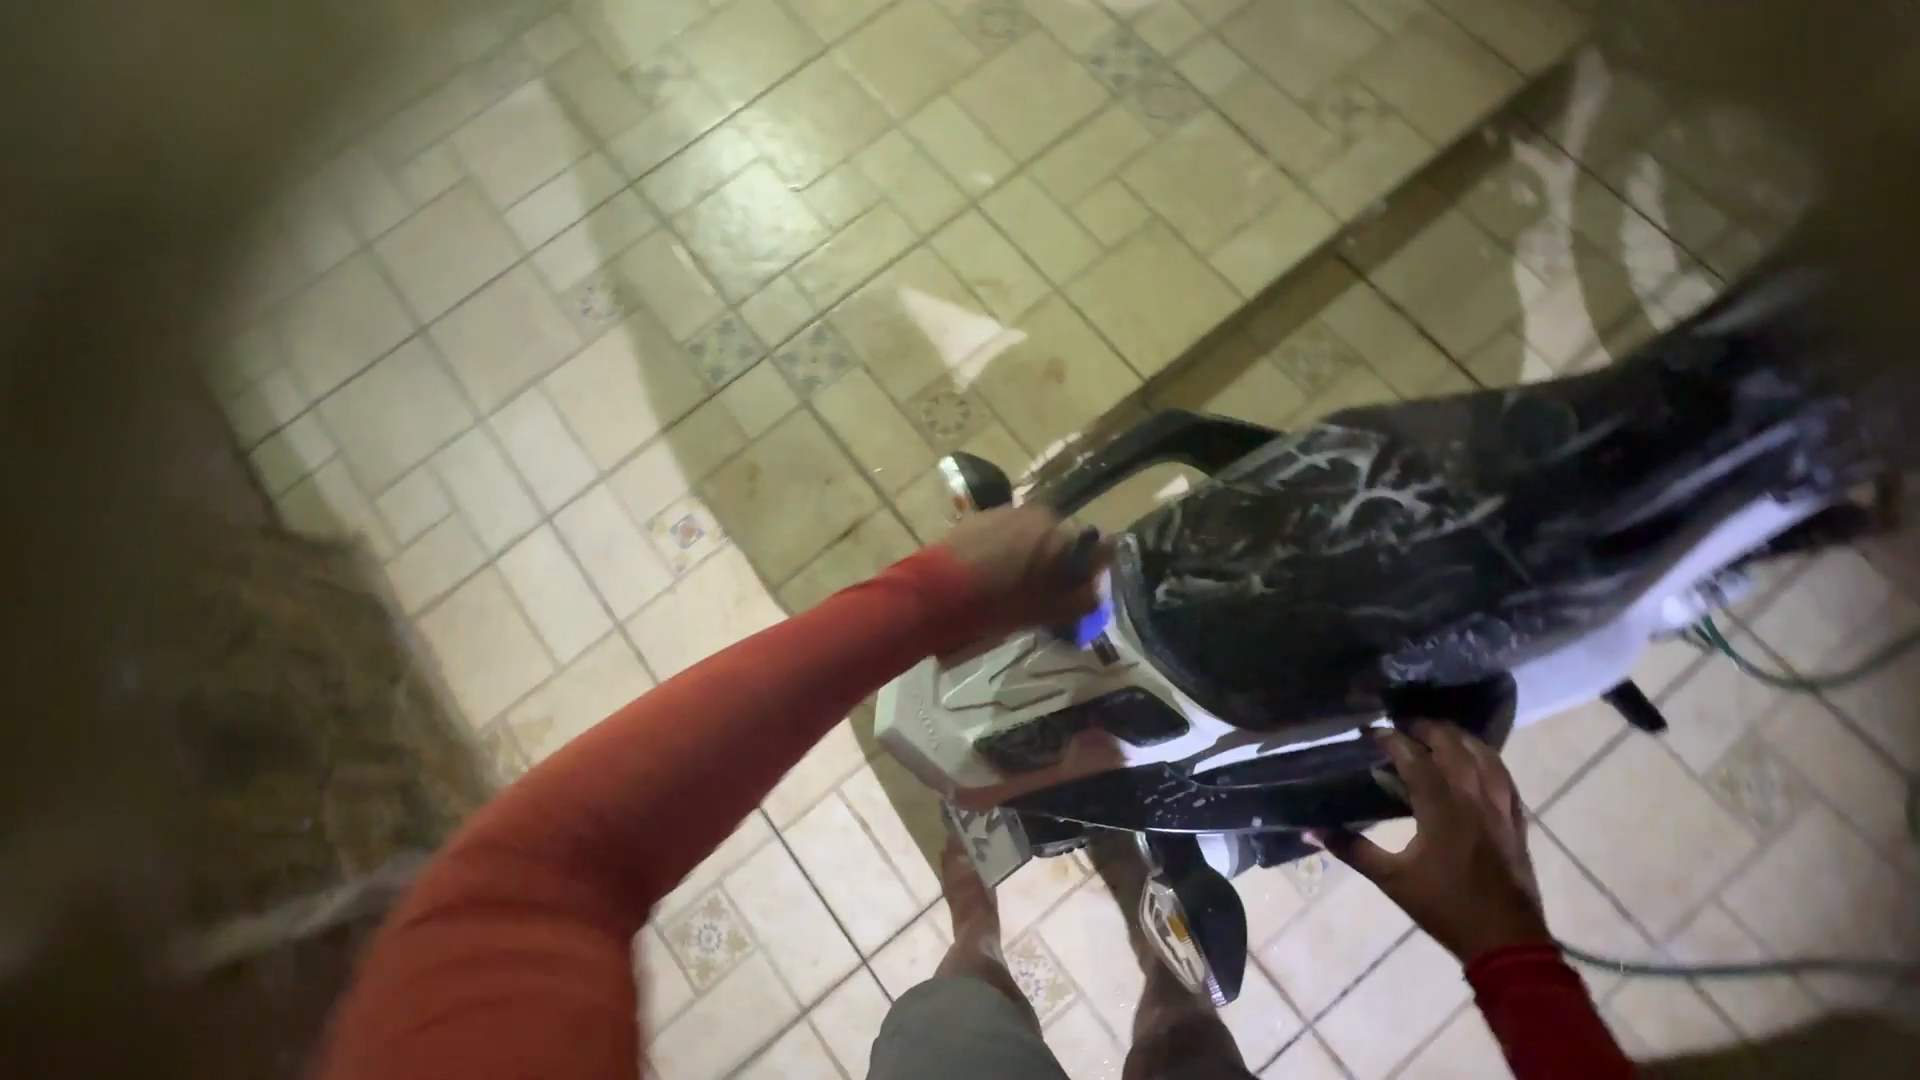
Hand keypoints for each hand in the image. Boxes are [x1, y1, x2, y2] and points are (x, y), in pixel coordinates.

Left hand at [937, 505, 1109, 636]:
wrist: (936, 591)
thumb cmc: (998, 604)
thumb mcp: (1047, 611)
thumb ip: (1081, 601)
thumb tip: (1097, 593)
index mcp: (1062, 534)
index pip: (1098, 548)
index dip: (1092, 571)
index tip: (1079, 590)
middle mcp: (1040, 513)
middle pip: (1063, 539)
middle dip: (1059, 561)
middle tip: (1045, 590)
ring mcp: (1008, 511)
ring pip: (1033, 534)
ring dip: (1031, 553)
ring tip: (1014, 581)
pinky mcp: (980, 515)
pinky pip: (1006, 531)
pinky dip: (1006, 547)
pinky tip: (991, 570)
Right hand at [1312, 721, 1549, 961]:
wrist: (1506, 943)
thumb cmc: (1445, 908)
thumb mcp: (1391, 880)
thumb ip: (1351, 848)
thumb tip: (1309, 830)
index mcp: (1442, 810)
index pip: (1415, 758)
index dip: (1392, 740)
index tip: (1371, 732)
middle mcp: (1474, 800)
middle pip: (1454, 747)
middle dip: (1427, 729)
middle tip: (1401, 726)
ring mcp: (1500, 810)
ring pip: (1485, 756)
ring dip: (1459, 738)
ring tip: (1436, 734)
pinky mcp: (1516, 822)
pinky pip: (1504, 778)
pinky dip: (1486, 760)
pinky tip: (1474, 760)